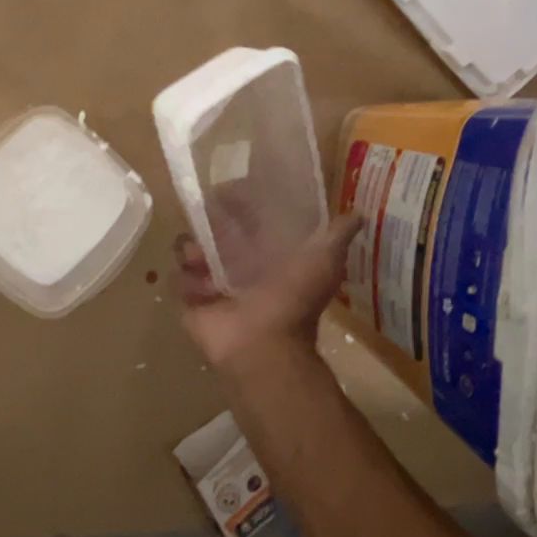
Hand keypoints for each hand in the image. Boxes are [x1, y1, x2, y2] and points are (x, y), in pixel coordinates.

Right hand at [175, 212, 361, 371]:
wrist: (261, 345)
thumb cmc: (291, 299)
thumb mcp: (323, 262)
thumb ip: (336, 237)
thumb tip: (357, 214)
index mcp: (268, 253)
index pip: (247, 217)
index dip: (236, 201)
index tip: (225, 192)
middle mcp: (241, 266)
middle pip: (215, 232)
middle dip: (209, 224)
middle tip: (206, 223)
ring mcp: (215, 284)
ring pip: (192, 252)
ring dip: (193, 251)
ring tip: (199, 260)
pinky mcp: (193, 302)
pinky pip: (178, 279)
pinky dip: (186, 281)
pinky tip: (201, 287)